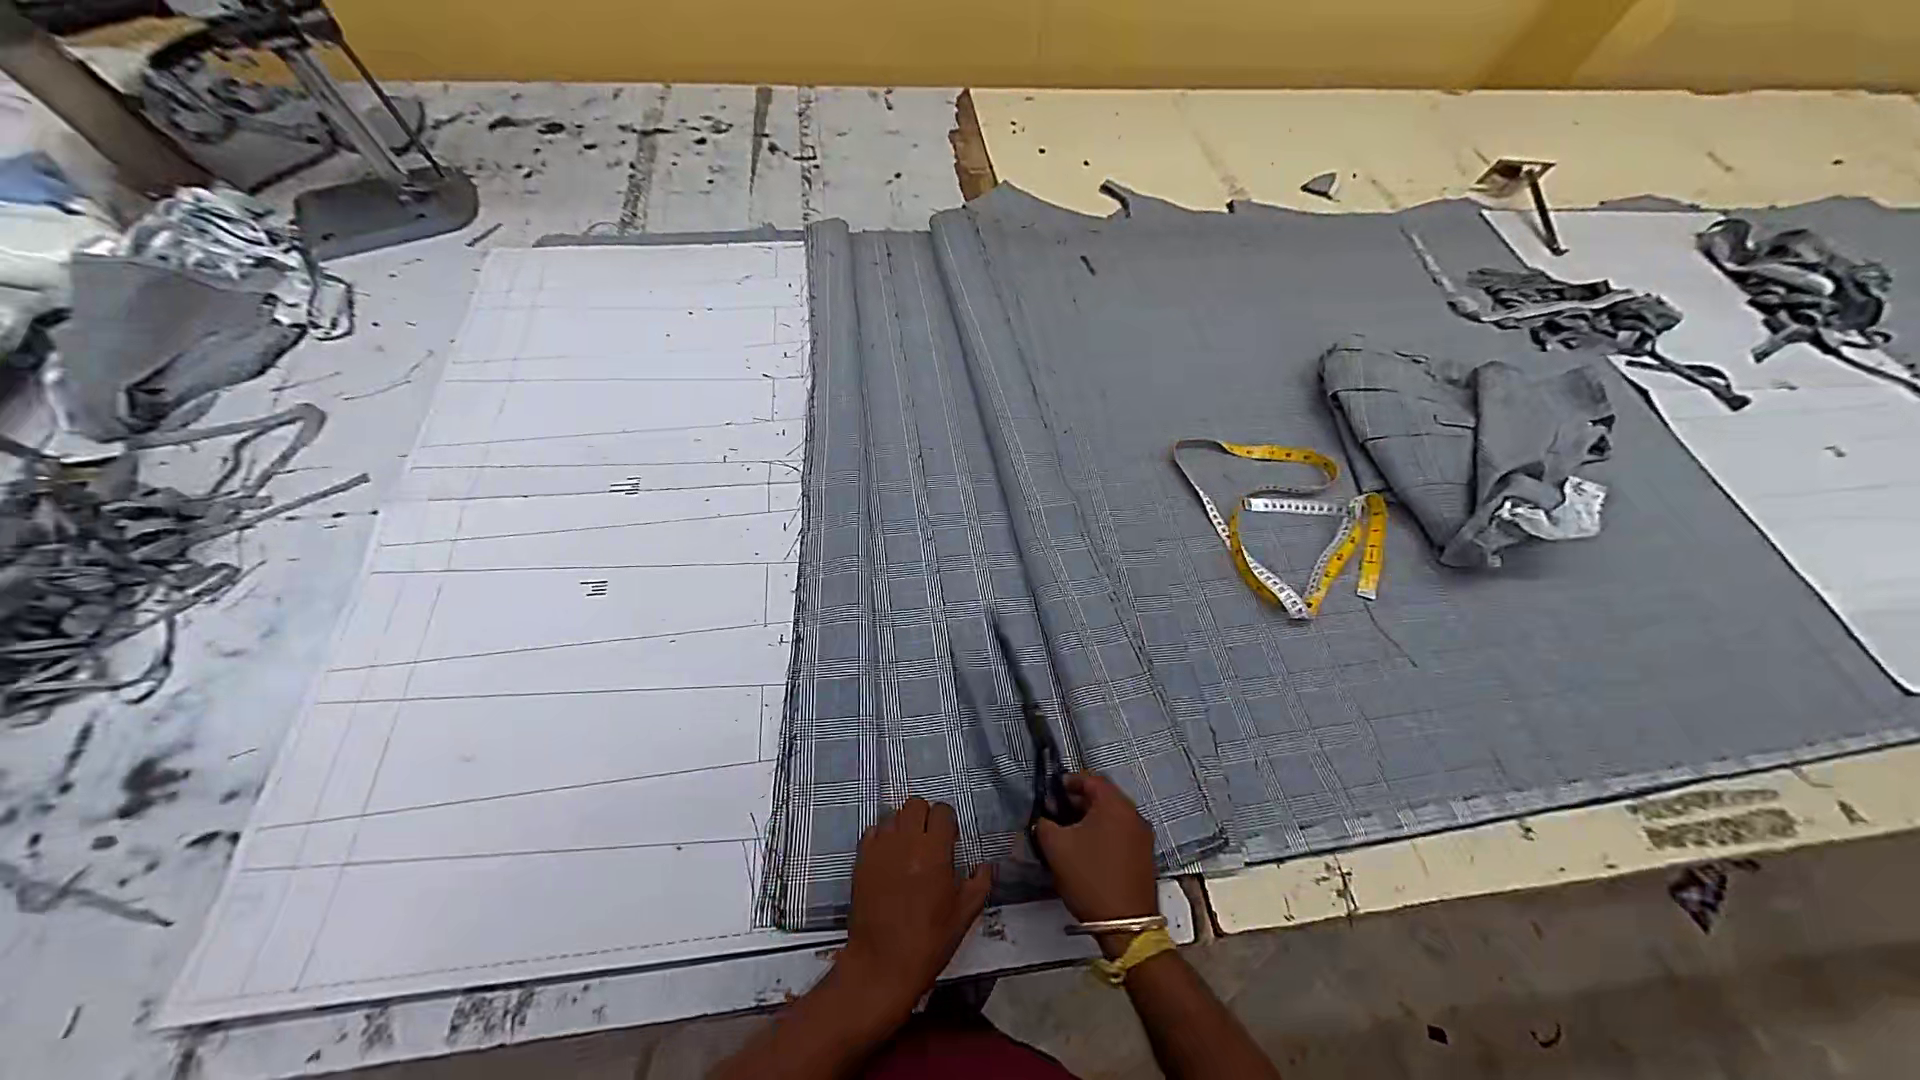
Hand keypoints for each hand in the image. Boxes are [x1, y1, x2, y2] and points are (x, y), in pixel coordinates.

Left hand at [838, 797, 993, 1013]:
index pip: (942, 811)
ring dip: (904, 826)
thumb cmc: (928, 942)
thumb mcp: (965, 915)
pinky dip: (883, 838)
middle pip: (915, 804)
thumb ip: (980, 882)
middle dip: (926, 817)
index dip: (948, 823)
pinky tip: (889, 859)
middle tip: (929, 841)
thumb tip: (984, 865)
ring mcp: (879, 849)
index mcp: (934, 851)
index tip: (949, 841)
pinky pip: (873, 832)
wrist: (882, 965)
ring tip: (908, 851)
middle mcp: (905, 841)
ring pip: (893, 815)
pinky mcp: (861, 860)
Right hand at [1034, 772, 1159, 952]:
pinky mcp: (1145, 856)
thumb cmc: (1089, 877)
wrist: (1125, 924)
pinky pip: (1120, 833)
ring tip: (1068, 833)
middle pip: (1103, 797)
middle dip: (1077, 801)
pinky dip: (1103, 833)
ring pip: (1112, 816)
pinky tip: (1086, 850)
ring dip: (1090, 819)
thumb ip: (1044, 824)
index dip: (1069, 781)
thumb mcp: (1056, 847)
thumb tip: (1045, 818)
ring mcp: (1143, 837)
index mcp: (1115, 805)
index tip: (1052, 791)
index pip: (1091, 779)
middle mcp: (1134, 815)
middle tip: (1056, 813)